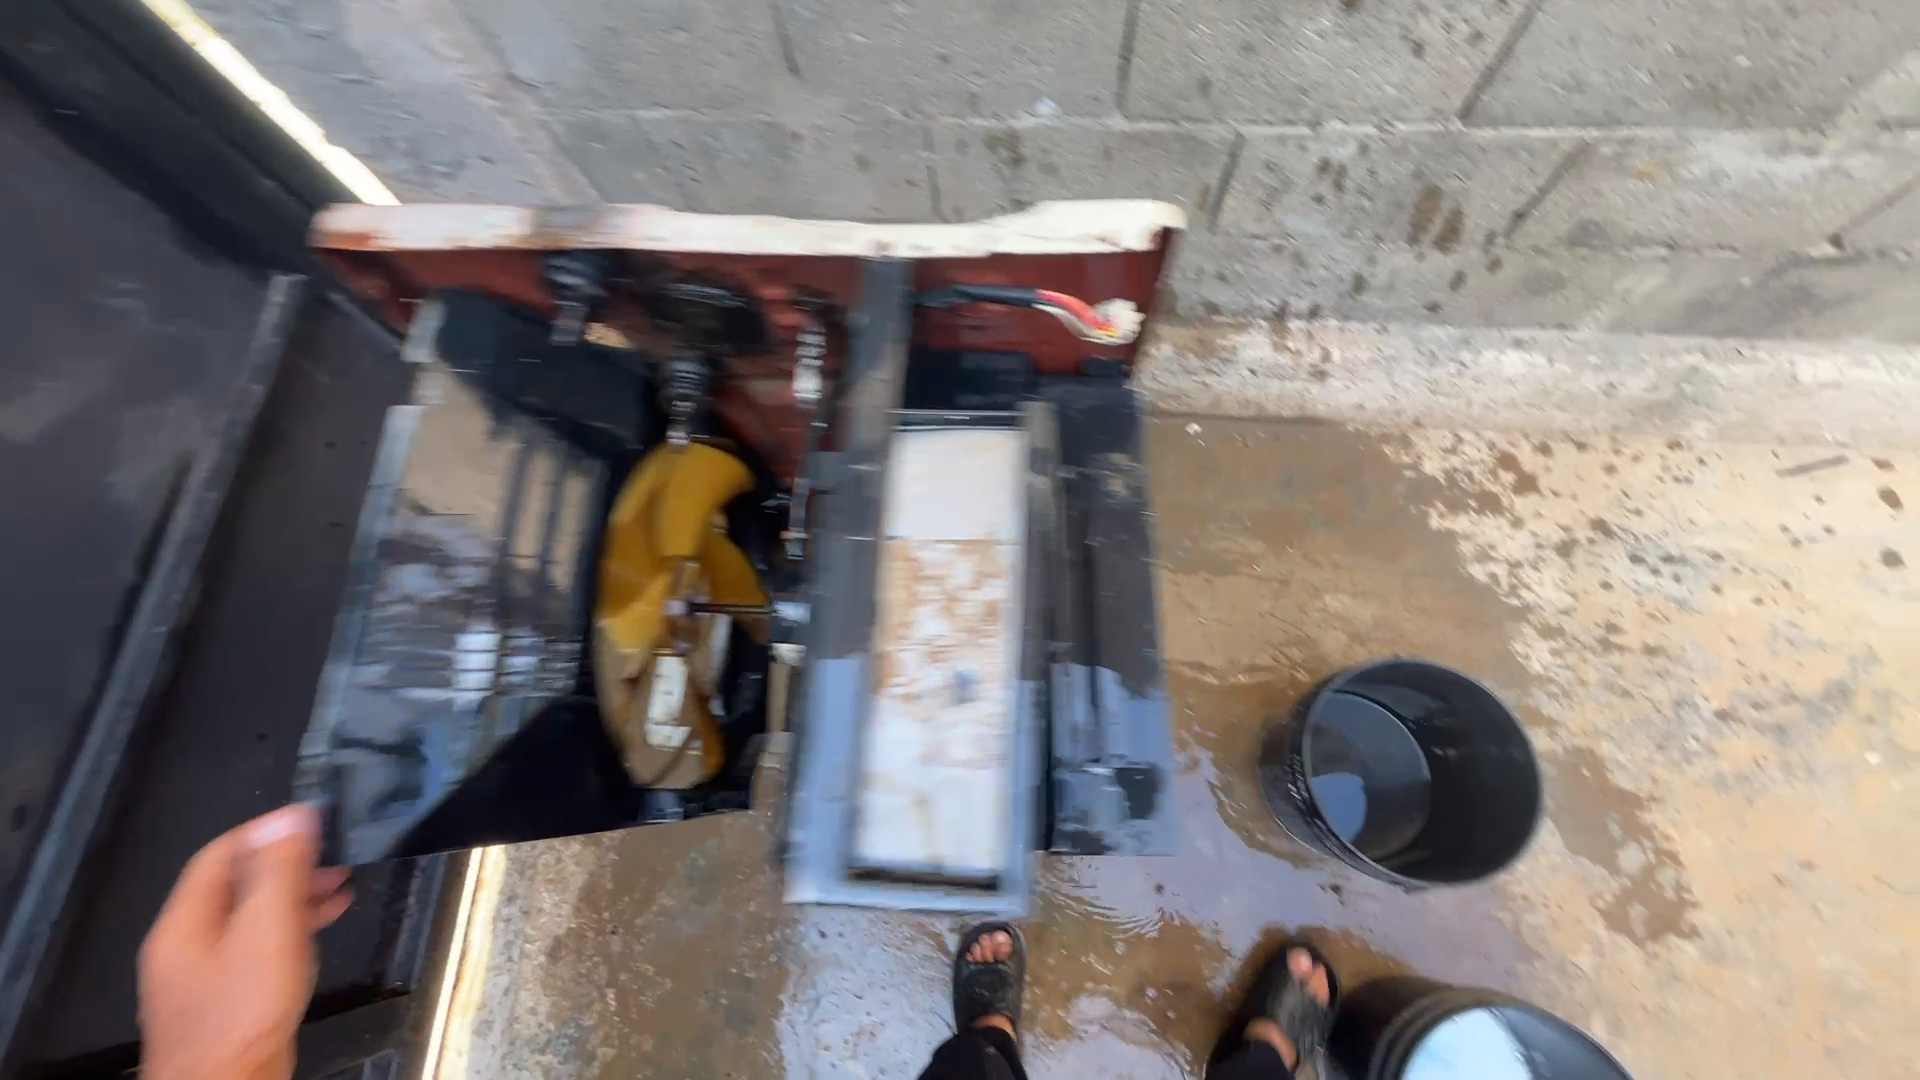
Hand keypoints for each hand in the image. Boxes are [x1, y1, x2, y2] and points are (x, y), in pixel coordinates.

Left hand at [138, 804, 352, 1079]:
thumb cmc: (245, 1008)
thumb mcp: (269, 926)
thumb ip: (280, 870)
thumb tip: (289, 817)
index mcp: (187, 922)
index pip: (221, 854)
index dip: (266, 831)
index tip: (311, 822)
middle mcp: (188, 941)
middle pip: (237, 881)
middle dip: (289, 862)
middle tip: (334, 854)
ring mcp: (206, 967)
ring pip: (252, 909)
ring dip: (297, 890)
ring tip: (339, 884)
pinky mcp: (229, 988)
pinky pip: (260, 937)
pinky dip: (295, 919)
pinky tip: (323, 920)